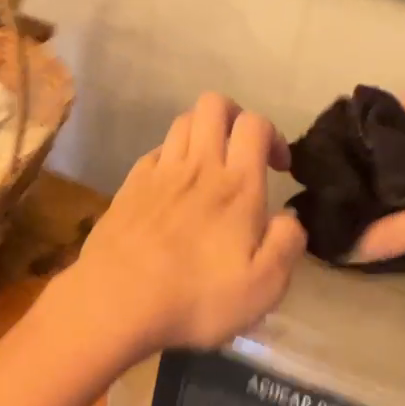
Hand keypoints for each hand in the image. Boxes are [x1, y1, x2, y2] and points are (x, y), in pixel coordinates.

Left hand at [49, 93, 306, 355]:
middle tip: (242, 152)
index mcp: (236, 186)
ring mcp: (158, 172)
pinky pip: (155, 151)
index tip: (278, 167)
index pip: (255, 125)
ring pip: (182, 122)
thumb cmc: (196, 297)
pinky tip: (174, 186)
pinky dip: (170, 156)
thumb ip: (285, 244)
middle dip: (234, 116)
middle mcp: (197, 166)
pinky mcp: (129, 185)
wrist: (115, 301)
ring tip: (210, 166)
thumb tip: (289, 217)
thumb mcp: (262, 287)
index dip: (272, 134)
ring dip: (202, 132)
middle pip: (213, 105)